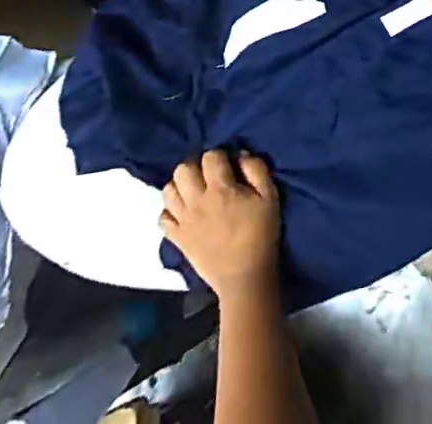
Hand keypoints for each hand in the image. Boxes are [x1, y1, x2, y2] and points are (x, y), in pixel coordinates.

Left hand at [161, 149, 282, 302]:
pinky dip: (170, 212)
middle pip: (182, 169)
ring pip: (168, 190)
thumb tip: (240, 154)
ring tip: (194, 192)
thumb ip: (256, 169)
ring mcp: (183, 221)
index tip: (228, 164)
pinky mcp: (177, 238)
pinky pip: (162, 218)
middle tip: (208, 176)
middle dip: (195, 166)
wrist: (244, 277)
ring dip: (180, 186)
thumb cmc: (260, 234)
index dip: (219, 156)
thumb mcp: (269, 197)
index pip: (210, 157)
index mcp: (220, 189)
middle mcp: (196, 201)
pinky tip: (184, 213)